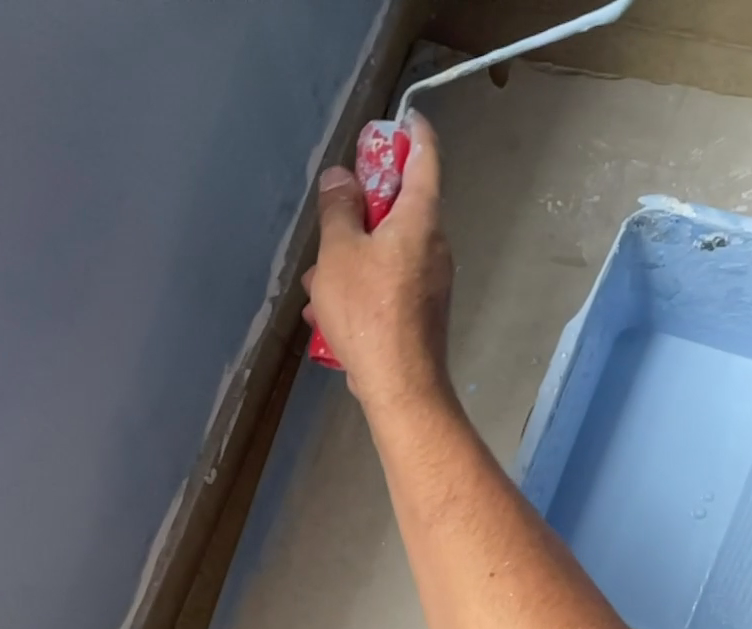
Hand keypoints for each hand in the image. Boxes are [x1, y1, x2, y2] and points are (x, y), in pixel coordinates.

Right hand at [302, 112, 455, 411]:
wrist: (400, 384)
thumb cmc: (367, 311)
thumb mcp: (339, 254)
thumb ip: (339, 210)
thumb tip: (341, 177)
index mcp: (420, 219)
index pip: (425, 158)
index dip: (412, 133)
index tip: (398, 121)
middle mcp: (434, 246)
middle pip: (398, 211)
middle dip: (358, 217)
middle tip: (329, 229)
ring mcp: (430, 283)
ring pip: (386, 254)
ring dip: (349, 262)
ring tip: (316, 290)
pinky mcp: (421, 313)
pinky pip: (387, 286)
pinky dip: (360, 290)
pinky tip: (329, 317)